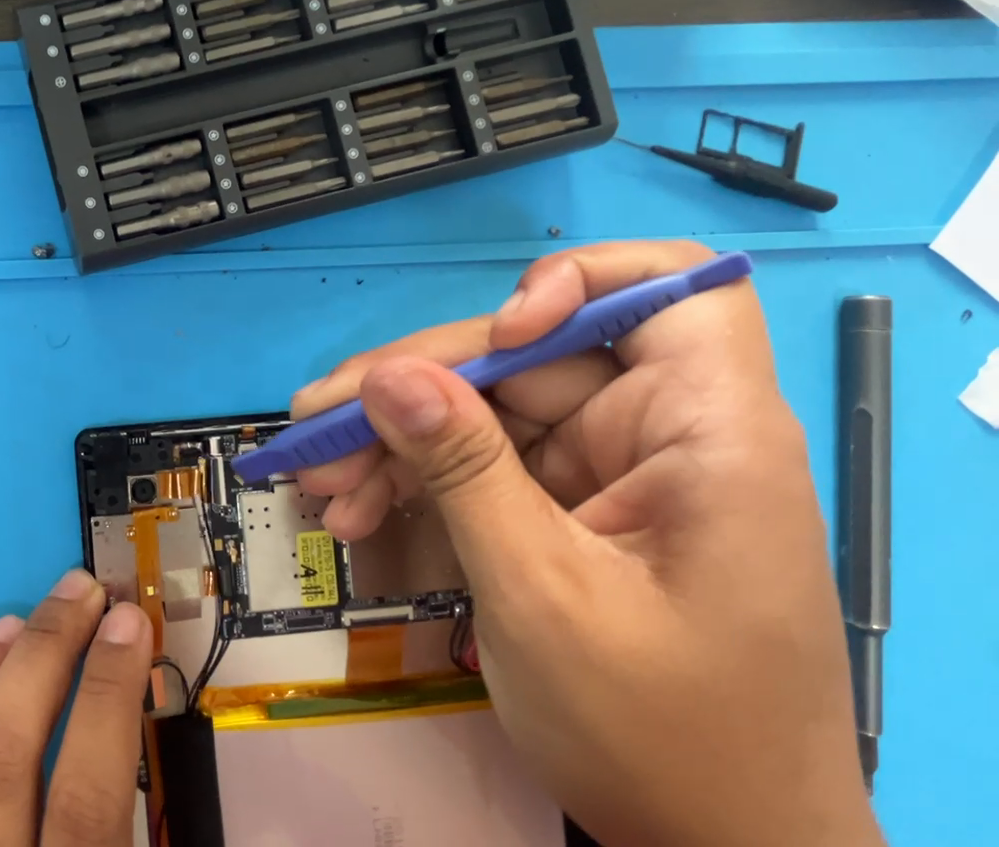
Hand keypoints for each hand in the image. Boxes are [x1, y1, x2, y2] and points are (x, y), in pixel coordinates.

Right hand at [293, 241, 881, 846]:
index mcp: (702, 433)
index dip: (574, 285)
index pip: (668, 289)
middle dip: (412, 390)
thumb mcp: (541, 592)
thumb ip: (463, 470)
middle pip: (521, 358)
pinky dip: (410, 486)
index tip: (496, 338)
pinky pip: (473, 467)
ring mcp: (601, 474)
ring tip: (319, 490)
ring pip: (479, 413)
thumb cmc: (658, 732)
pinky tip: (353, 518)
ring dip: (391, 445)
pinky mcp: (560, 511)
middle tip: (314, 430)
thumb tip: (386, 375)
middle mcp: (653, 434)